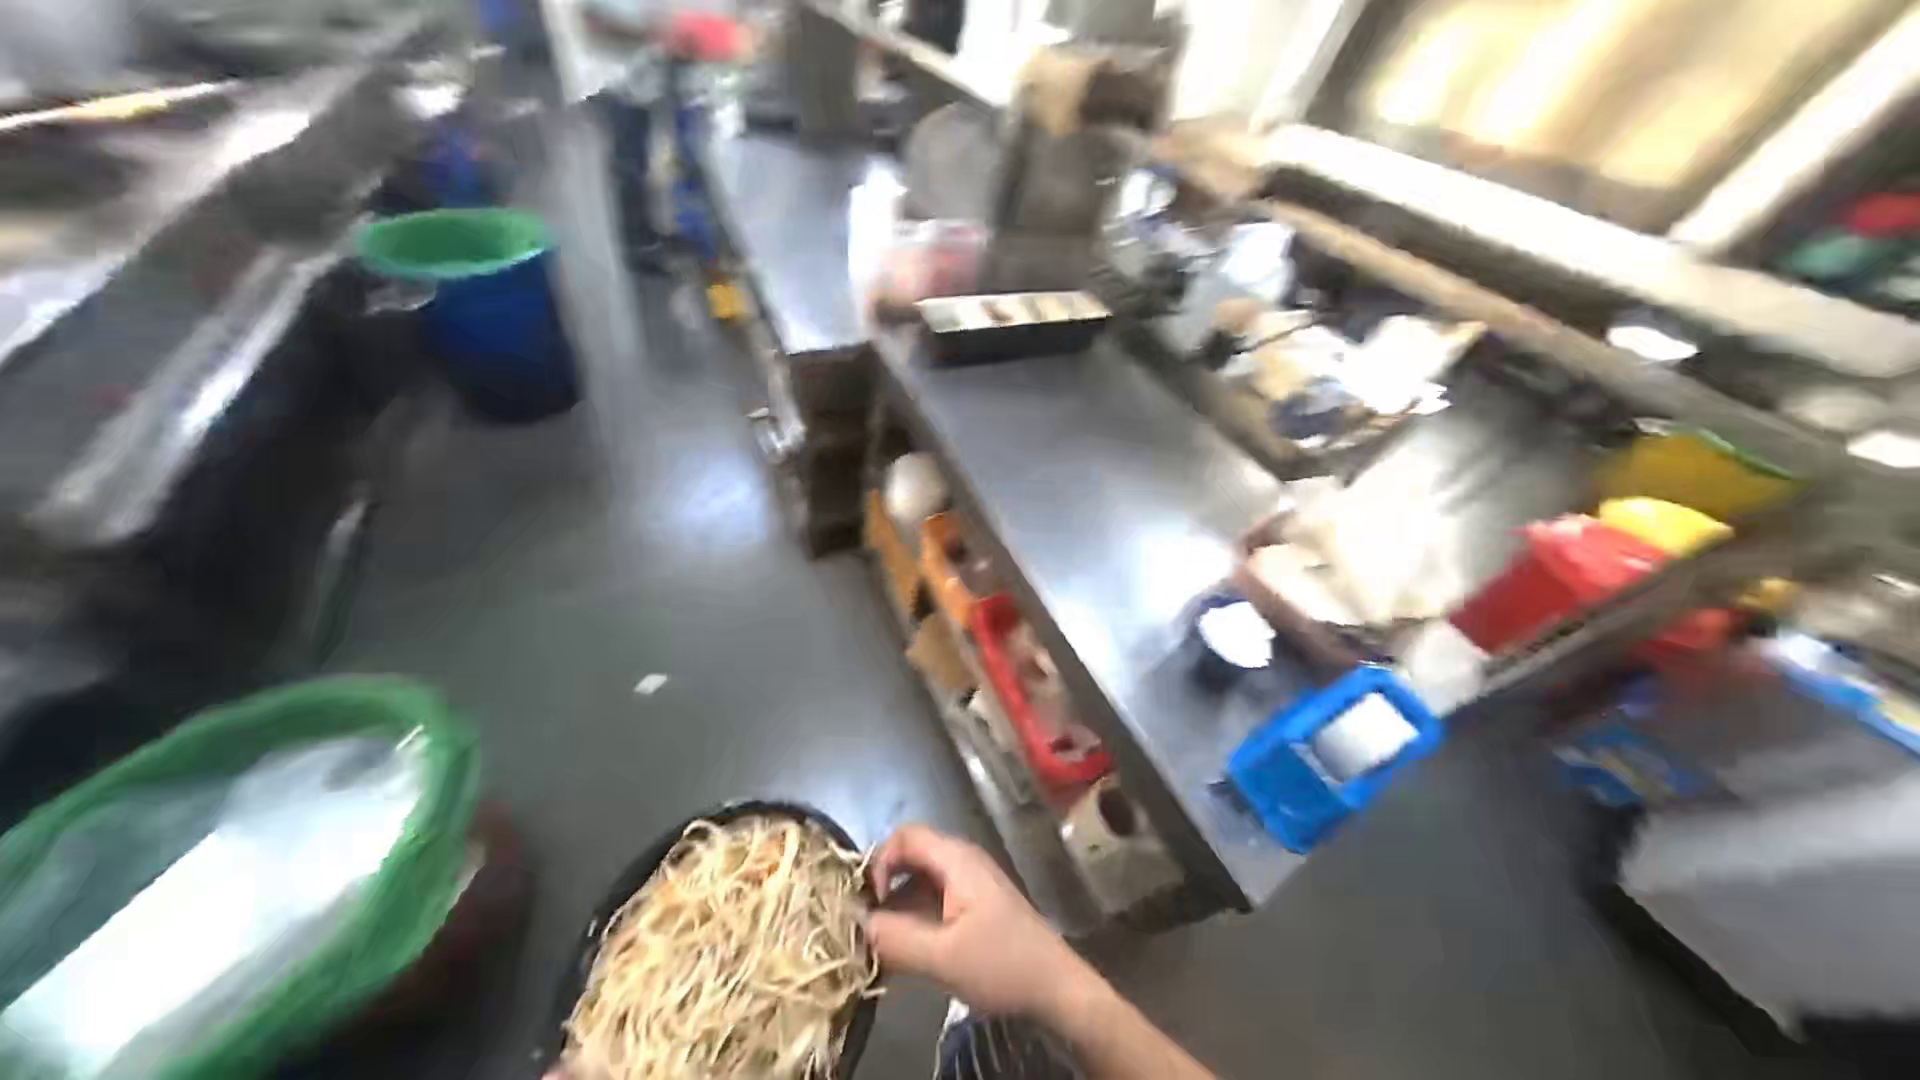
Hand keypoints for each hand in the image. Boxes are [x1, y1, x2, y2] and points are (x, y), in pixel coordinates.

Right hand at [866, 825, 1096, 1017]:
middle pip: (911, 855)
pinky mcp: (974, 902)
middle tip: (869, 923)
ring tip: (883, 943)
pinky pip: (934, 896)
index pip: (905, 836)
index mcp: (956, 859)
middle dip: (885, 884)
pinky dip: (915, 915)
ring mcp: (969, 880)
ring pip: (921, 878)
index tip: (872, 902)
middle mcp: (961, 860)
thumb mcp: (943, 957)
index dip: (880, 861)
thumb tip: (858, 922)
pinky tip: (906, 949)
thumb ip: (896, 938)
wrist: (1055, 985)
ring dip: (899, 904)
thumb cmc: (1002, 964)